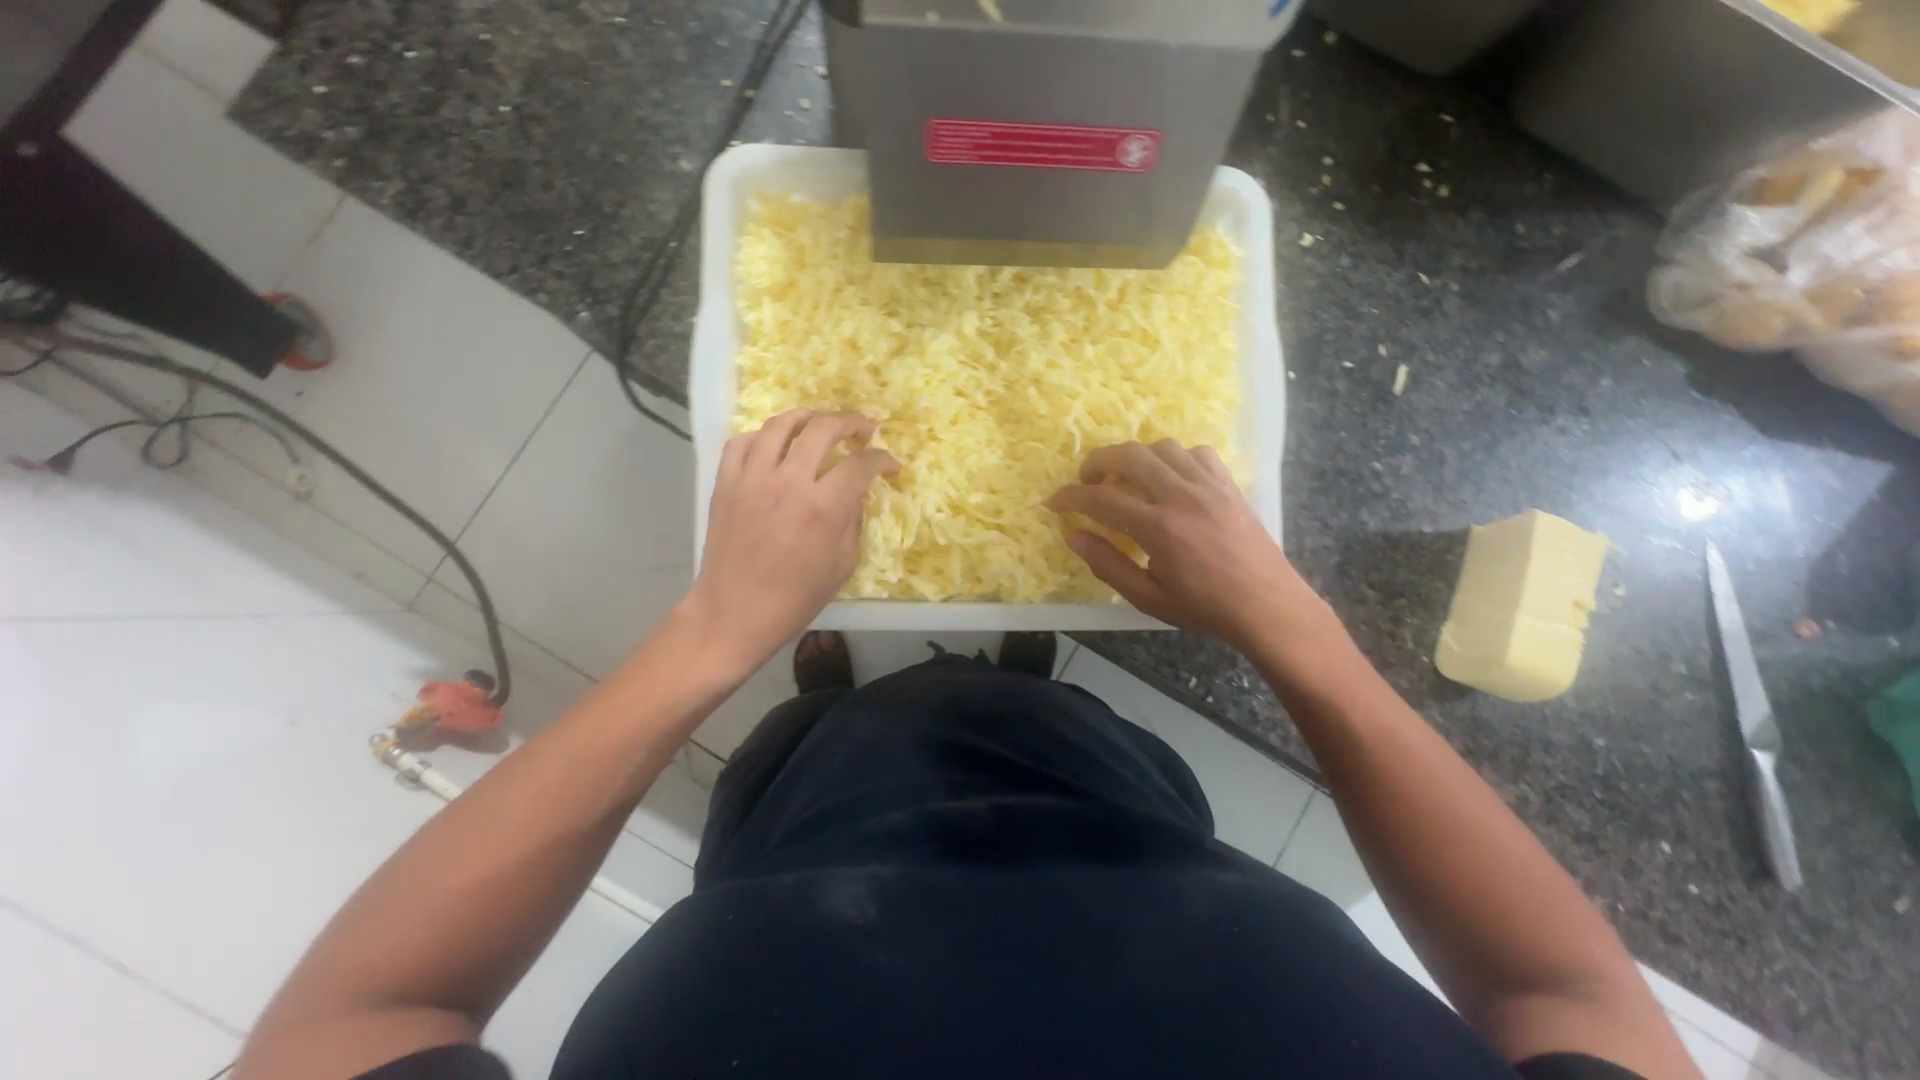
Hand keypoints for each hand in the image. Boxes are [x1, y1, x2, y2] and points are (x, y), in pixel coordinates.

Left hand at [684, 409, 897, 673]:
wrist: (736, 612)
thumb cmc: (795, 597)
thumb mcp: (843, 564)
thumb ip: (853, 521)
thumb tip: (855, 492)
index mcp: (824, 507)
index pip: (861, 463)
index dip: (883, 459)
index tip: (890, 465)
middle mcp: (789, 481)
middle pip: (823, 428)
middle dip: (851, 422)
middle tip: (863, 428)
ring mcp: (752, 478)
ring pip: (780, 425)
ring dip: (807, 416)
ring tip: (819, 421)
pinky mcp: (725, 483)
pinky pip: (741, 442)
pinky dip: (762, 436)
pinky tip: (774, 444)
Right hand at [1048, 441, 1327, 650]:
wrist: (1266, 605)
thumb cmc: (1205, 608)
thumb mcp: (1148, 597)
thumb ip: (1108, 564)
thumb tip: (1075, 535)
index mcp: (1158, 527)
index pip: (1101, 498)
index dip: (1071, 496)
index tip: (1054, 502)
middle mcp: (1181, 495)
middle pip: (1129, 455)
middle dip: (1098, 461)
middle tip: (1087, 481)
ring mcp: (1208, 485)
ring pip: (1162, 447)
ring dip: (1137, 457)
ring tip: (1129, 479)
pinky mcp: (1228, 485)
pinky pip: (1197, 453)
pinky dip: (1176, 458)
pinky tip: (1172, 480)